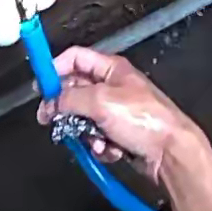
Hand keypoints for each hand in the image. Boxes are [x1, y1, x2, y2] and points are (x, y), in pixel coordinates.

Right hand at [36, 47, 206, 184]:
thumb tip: (52, 101)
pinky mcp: (120, 132)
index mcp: (111, 68)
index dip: (56, 68)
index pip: (76, 58)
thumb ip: (71, 98)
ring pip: (84, 116)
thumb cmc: (146, 119)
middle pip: (76, 89)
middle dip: (65, 106)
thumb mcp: (101, 102)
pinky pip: (97, 136)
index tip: (41, 85)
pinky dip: (99, 145)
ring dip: (85, 131)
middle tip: (51, 118)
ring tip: (95, 138)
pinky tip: (109, 149)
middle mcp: (113, 85)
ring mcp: (117, 110)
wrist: (170, 152)